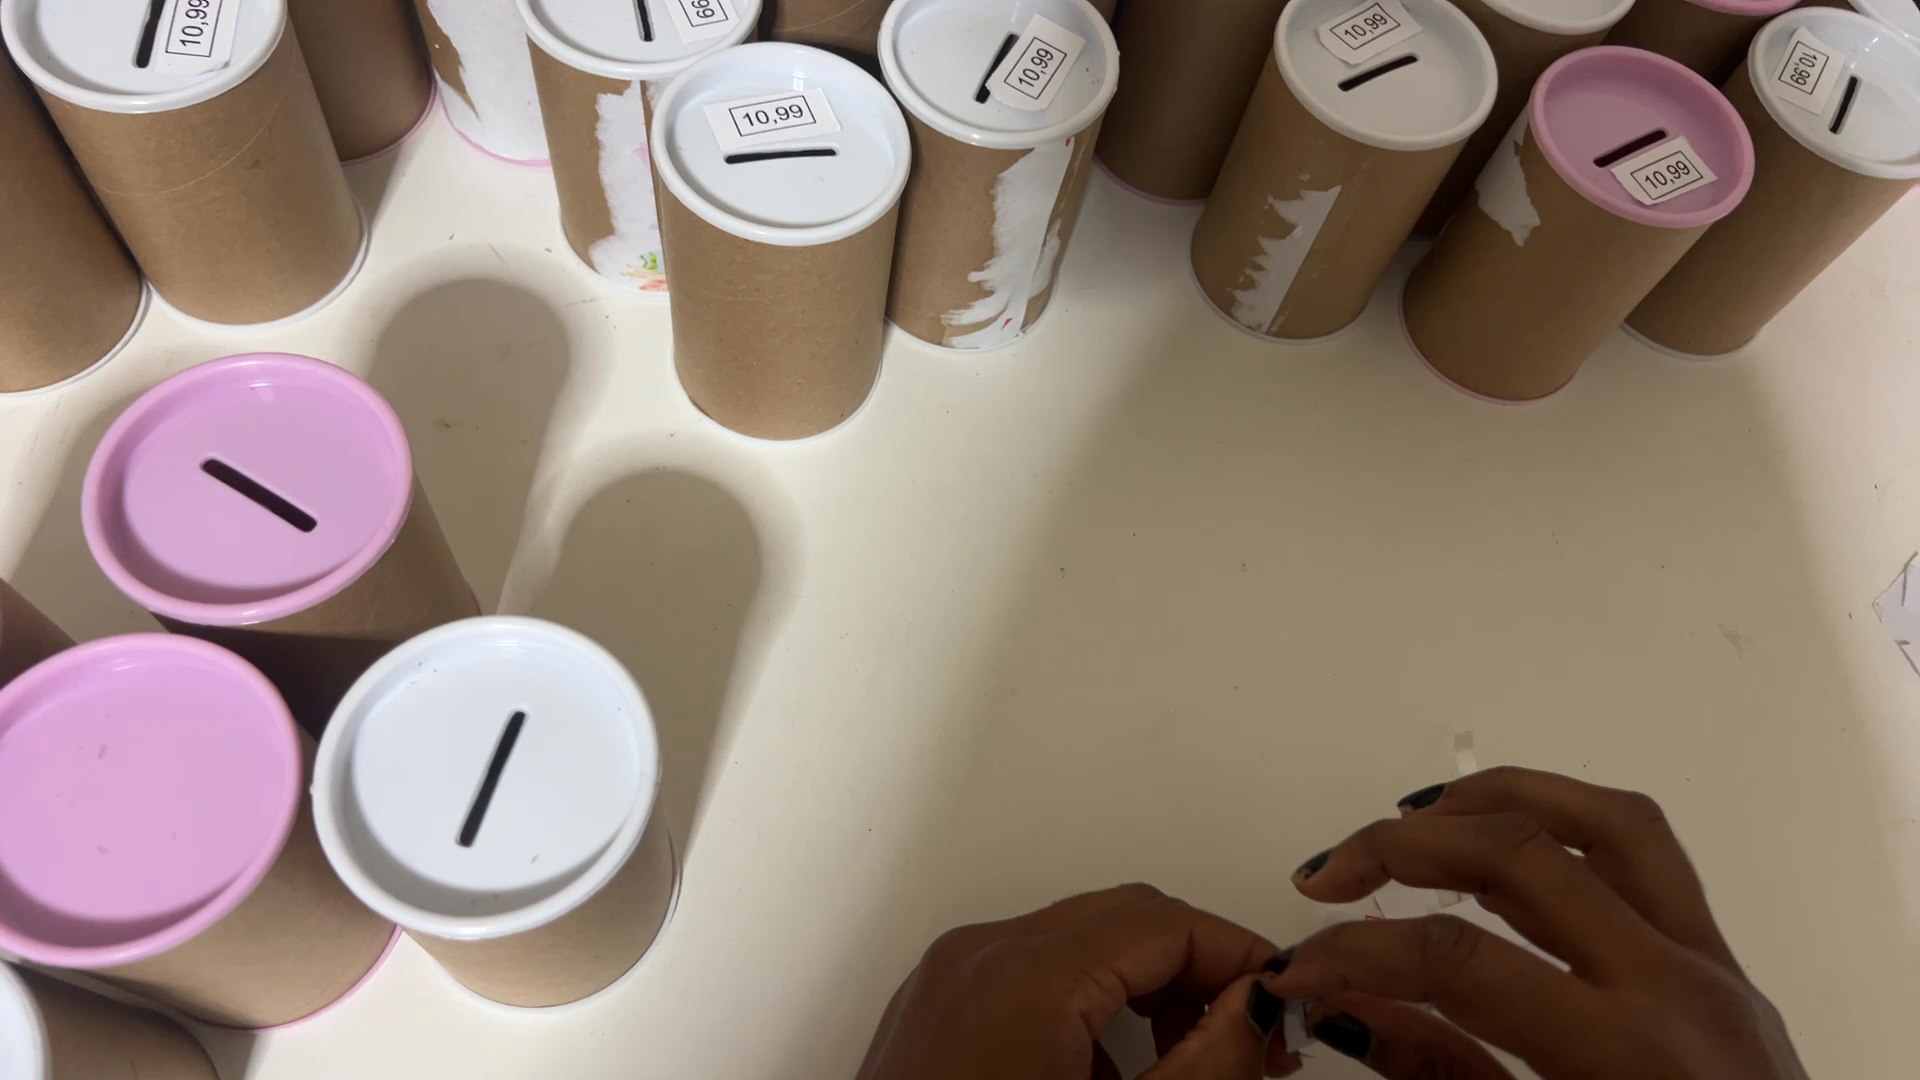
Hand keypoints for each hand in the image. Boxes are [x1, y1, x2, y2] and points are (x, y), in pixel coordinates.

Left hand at [855, 884, 1300, 1079]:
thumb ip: (1204, 1066)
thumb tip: (1256, 1005)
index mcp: (1024, 975)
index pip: (1159, 922)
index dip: (1233, 950)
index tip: (1282, 998)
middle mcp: (982, 948)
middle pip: (1119, 915)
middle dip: (1194, 962)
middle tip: (1250, 1033)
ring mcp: (954, 967)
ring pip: (1077, 936)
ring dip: (1142, 981)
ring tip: (1187, 1058)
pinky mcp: (939, 993)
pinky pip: (1032, 968)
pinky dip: (1086, 999)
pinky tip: (1108, 1073)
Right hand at [1268, 767, 1810, 1078]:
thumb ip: (1430, 1069)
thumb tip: (1329, 999)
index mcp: (1638, 1060)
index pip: (1459, 960)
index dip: (1354, 954)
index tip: (1293, 970)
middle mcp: (1681, 988)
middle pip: (1516, 854)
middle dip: (1395, 849)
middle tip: (1324, 878)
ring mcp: (1713, 963)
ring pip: (1599, 817)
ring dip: (1482, 798)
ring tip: (1404, 817)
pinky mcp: (1716, 957)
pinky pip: (1635, 845)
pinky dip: (1546, 815)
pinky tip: (1482, 836)